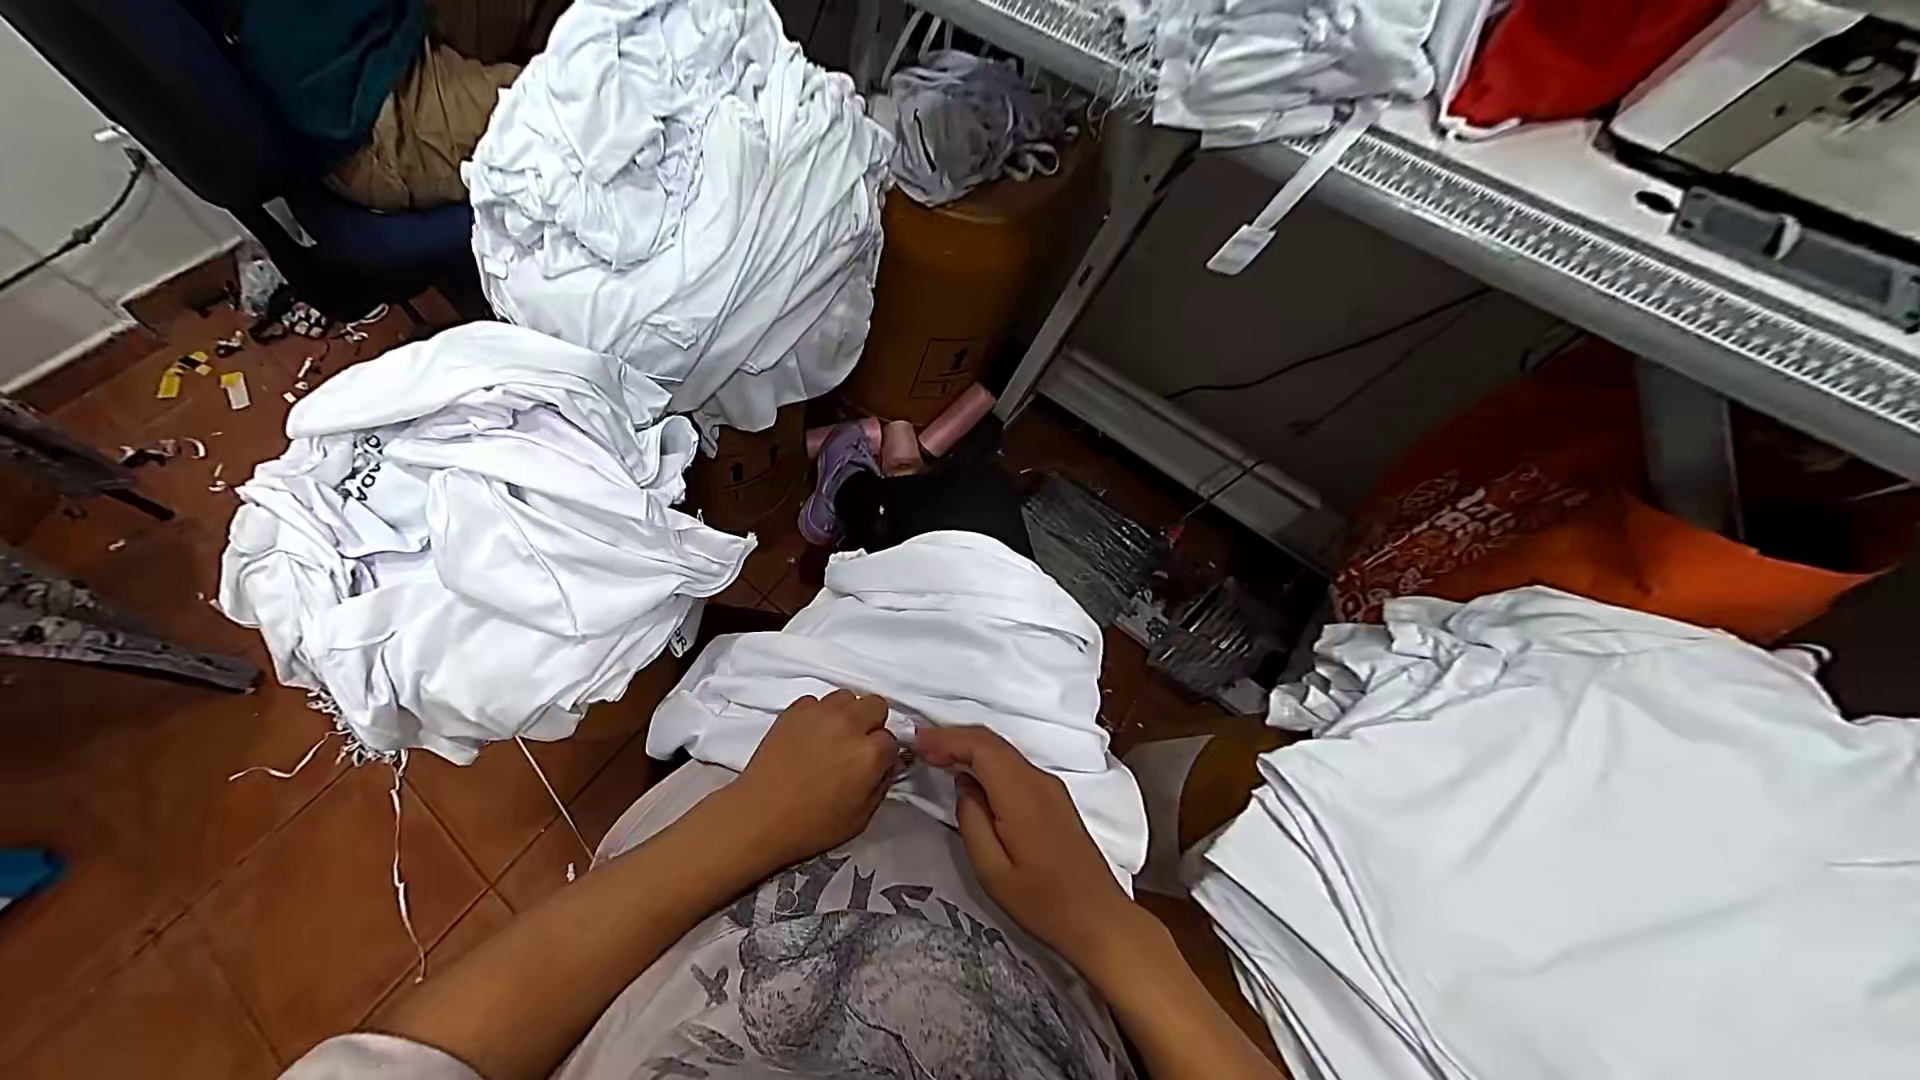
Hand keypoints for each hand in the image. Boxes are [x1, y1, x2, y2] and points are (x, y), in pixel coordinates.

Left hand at [717, 690, 898, 870]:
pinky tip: (812, 735)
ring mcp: (820, 714)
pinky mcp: (795, 711)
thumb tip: (888, 765)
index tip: (874, 763)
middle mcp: (848, 726)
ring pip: (847, 697)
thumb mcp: (860, 818)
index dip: (884, 753)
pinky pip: (817, 701)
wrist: (757, 818)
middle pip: (876, 705)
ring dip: (847, 713)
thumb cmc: (807, 825)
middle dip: (872, 723)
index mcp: (869, 754)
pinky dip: (818, 714)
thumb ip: (882, 785)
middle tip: (859, 744)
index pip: (892, 739)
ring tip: (835, 736)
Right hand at [917, 726, 1146, 972]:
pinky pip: (1013, 765)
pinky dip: (986, 761)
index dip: (947, 739)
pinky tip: (969, 775)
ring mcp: (1050, 786)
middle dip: (954, 738)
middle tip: (920, 747)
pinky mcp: (1053, 796)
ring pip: (1003, 751)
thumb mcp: (992, 870)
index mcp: (1022, 795)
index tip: (917, 744)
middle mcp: (1039, 780)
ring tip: (937, 757)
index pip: (981, 746)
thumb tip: (964, 785)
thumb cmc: (1043, 903)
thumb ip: (971, 820)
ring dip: (969, 748)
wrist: (1098, 918)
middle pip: (992, 742)